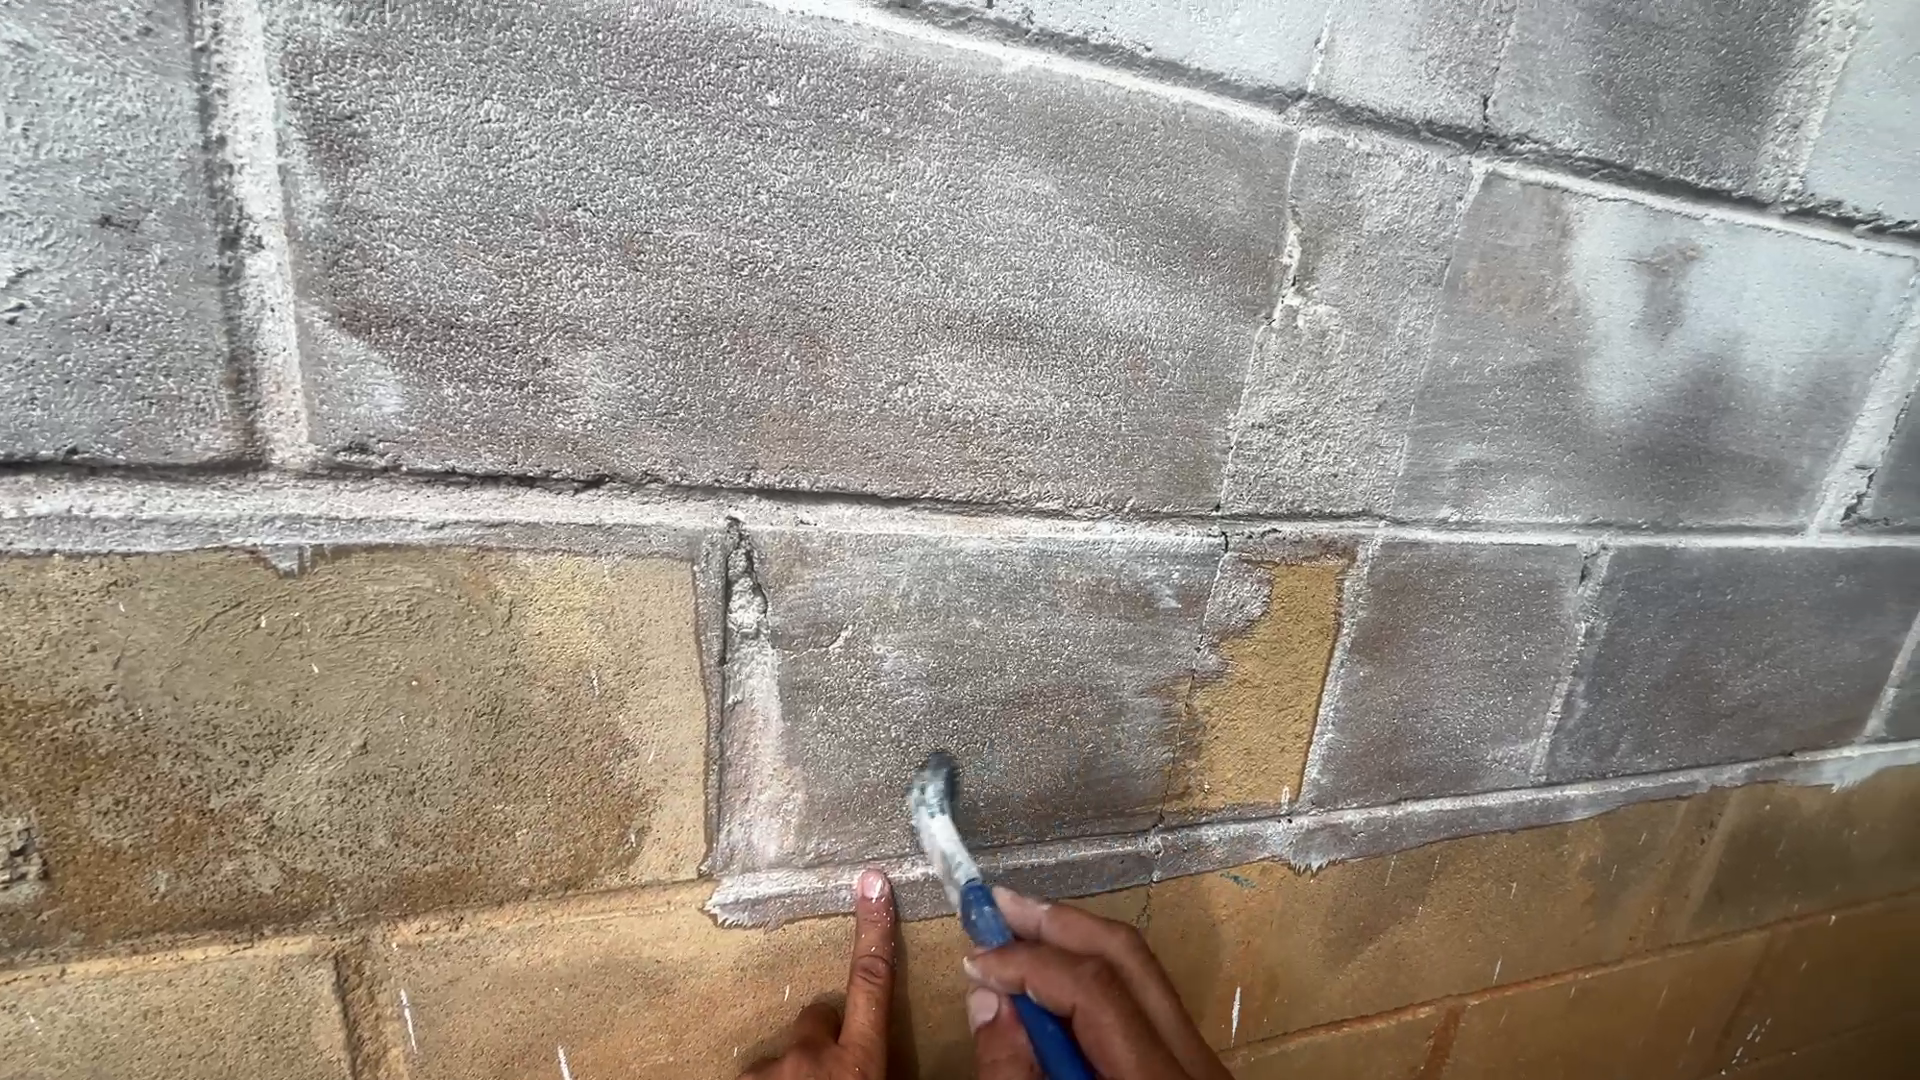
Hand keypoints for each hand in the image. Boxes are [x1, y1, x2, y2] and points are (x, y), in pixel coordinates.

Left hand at [740, 868, 895, 1078]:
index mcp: (860, 1064)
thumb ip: (882, 1062)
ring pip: (781, 1054)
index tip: (872, 881)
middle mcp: (811, 1059)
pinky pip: (753, 1077)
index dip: (873, 929)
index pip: (871, 981)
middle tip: (830, 1074)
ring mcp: (768, 1073)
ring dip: (789, 1073)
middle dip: (820, 1039)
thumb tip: (882, 1045)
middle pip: (815, 1019)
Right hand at [963, 887, 1230, 1079]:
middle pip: (1126, 955)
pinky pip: (1142, 996)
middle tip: (995, 903)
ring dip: (1072, 937)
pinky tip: (1053, 974)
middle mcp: (1195, 1065)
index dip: (1027, 963)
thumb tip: (986, 996)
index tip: (974, 958)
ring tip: (1017, 923)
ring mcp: (1203, 1064)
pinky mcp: (1195, 1068)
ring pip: (1139, 967)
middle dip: (1053, 921)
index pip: (1095, 989)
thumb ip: (1013, 1076)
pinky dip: (1092, 971)